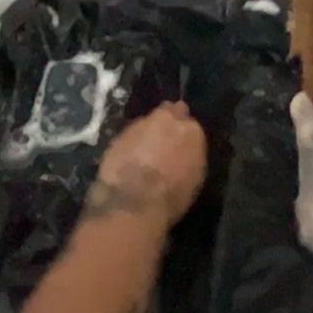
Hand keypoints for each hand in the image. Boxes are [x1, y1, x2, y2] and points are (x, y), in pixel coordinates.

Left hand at [83, 103, 207, 230]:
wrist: (134, 200)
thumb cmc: (172, 195)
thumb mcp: (193, 177)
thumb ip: (189, 155)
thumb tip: (182, 152)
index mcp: (191, 131)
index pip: (189, 123)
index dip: (184, 133)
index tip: (181, 143)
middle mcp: (167, 120)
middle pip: (167, 113)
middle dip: (166, 123)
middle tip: (164, 139)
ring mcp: (140, 124)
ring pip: (146, 123)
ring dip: (146, 133)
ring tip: (144, 153)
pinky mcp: (119, 134)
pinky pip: (129, 136)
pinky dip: (130, 144)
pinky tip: (128, 159)